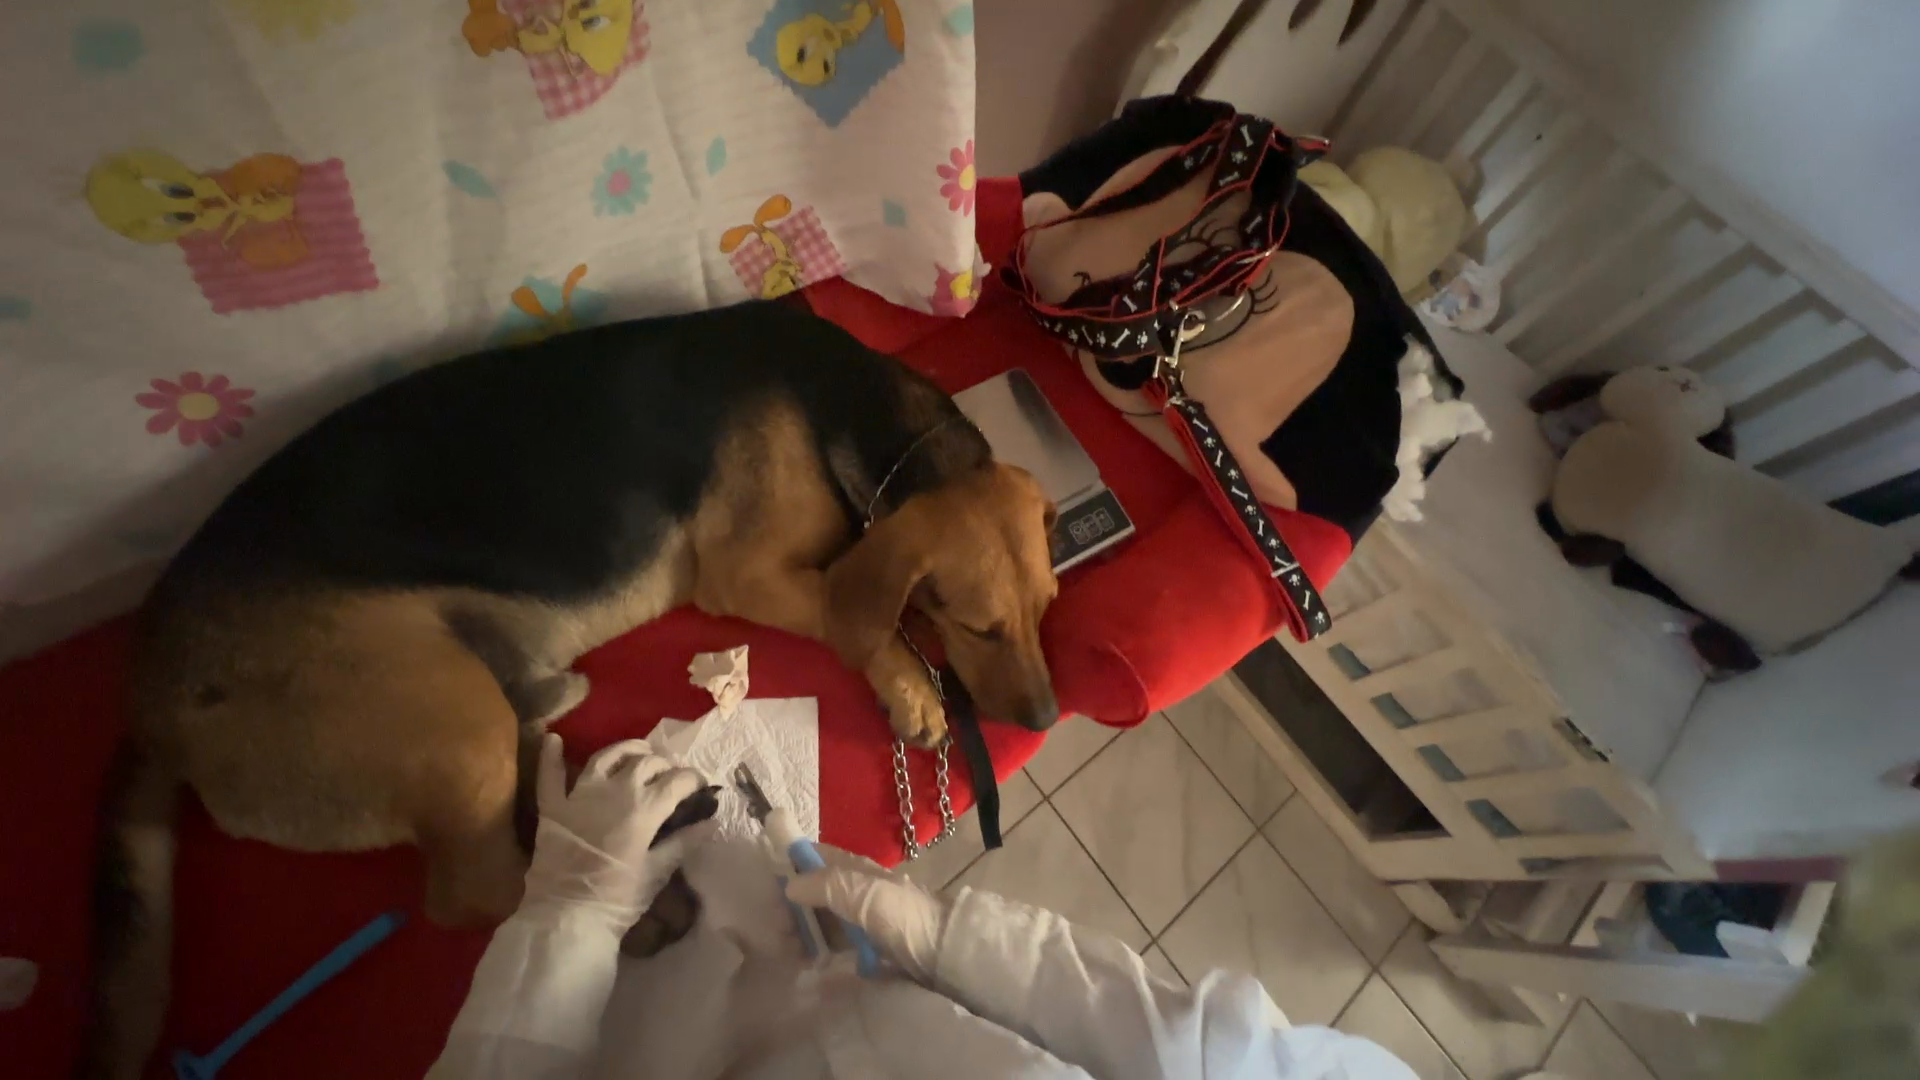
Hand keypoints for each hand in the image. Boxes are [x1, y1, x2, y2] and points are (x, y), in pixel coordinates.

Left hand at [524, 734, 714, 926]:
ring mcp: (580, 796)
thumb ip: (683, 842)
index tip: (701, 788)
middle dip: (665, 765)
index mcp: (645, 809)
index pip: (679, 780)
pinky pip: (549, 776)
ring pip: (608, 756)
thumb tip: (711, 821)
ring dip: (627, 749)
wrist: (563, 923)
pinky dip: (551, 756)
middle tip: (670, 778)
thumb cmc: (617, 901)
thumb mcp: (657, 873)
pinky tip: (554, 739)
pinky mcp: (553, 809)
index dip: (694, 780)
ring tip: (638, 753)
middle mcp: (616, 792)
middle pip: (648, 762)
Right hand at [784, 845, 949, 980]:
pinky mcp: (867, 946)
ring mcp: (861, 917)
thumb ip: (825, 885)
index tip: (767, 883)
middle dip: (791, 905)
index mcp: (855, 868)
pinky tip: (806, 963)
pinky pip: (834, 943)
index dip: (791, 863)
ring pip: (822, 918)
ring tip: (785, 950)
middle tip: (774, 930)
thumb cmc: (901, 914)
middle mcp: (856, 888)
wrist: (941, 949)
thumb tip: (789, 885)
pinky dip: (817, 949)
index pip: (816, 856)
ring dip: (801, 931)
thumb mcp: (861, 892)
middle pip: (814, 890)